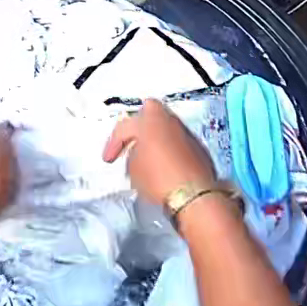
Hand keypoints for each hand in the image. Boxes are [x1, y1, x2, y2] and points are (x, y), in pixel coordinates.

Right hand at [103, 99, 217, 206]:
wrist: (194, 195)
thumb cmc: (158, 179)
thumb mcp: (133, 170)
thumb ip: (131, 156)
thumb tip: (138, 153)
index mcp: (148, 121)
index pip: (124, 126)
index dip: (113, 143)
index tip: (109, 159)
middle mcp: (168, 120)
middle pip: (150, 110)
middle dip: (139, 123)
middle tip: (131, 141)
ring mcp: (185, 132)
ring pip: (166, 125)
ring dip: (155, 135)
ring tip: (147, 154)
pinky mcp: (198, 146)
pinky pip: (177, 140)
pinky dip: (169, 146)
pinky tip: (165, 163)